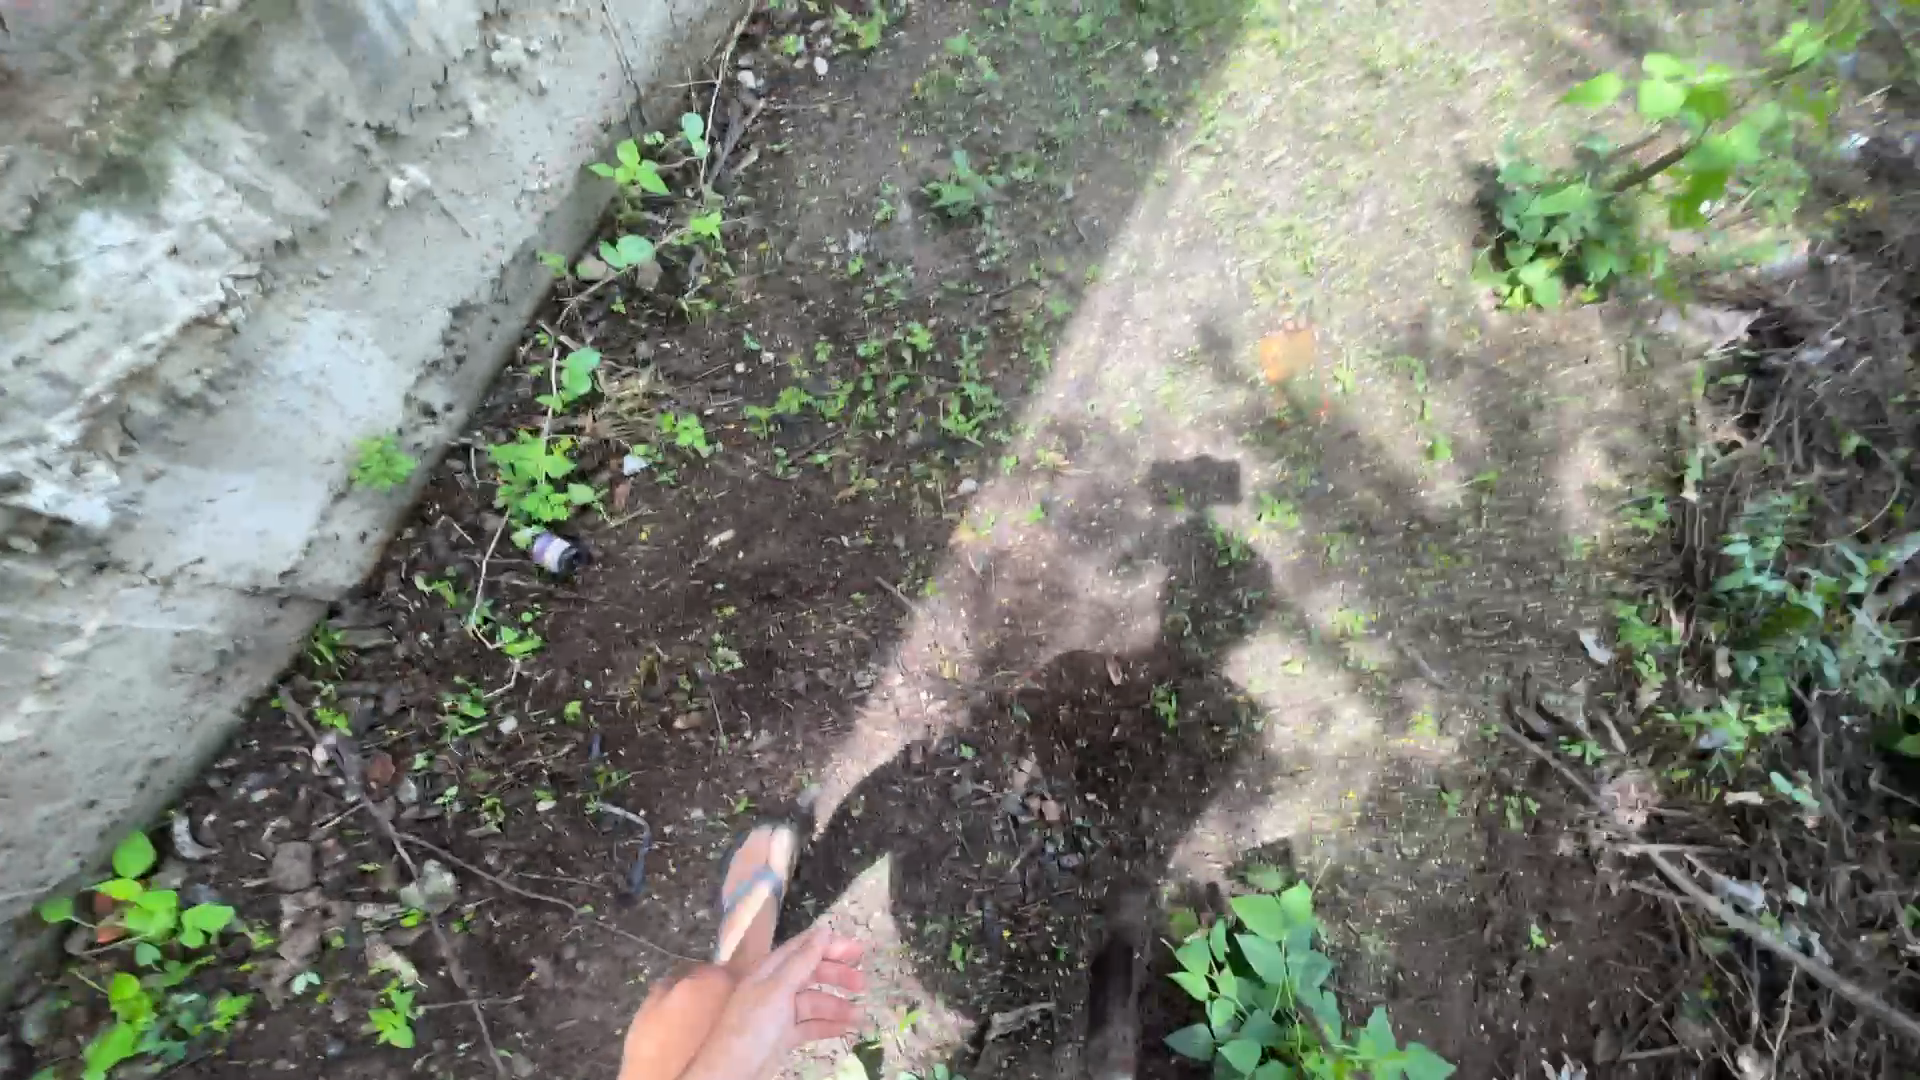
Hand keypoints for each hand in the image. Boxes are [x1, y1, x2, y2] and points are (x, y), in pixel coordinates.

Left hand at [681, 928, 866, 1079]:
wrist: (729, 1076)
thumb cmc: (751, 1027)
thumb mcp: (778, 989)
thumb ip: (802, 961)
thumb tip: (824, 930)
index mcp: (771, 968)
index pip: (805, 947)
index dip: (831, 945)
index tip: (858, 950)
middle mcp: (777, 986)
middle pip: (813, 972)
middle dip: (838, 975)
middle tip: (863, 982)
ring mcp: (781, 1013)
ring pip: (815, 1001)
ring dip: (837, 1005)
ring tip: (860, 1015)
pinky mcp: (784, 1037)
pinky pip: (810, 1025)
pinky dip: (828, 1025)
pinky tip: (846, 1028)